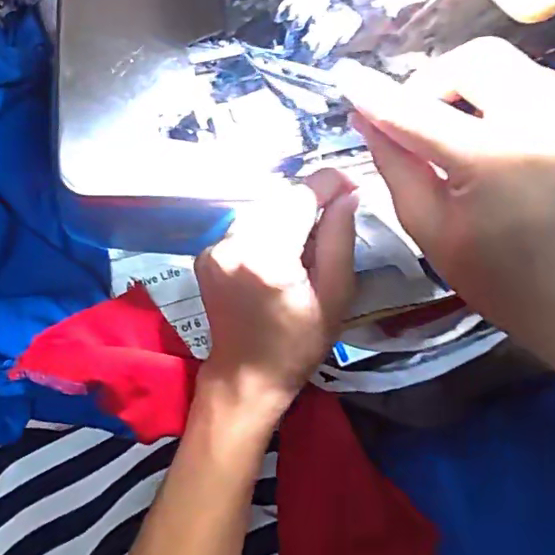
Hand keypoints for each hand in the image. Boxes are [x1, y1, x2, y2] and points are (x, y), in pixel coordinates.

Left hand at [194, 168, 358, 407]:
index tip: (350, 184)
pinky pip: (240, 226)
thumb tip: (347, 194)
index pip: (298, 198)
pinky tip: (280, 249)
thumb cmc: (298, 342)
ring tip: (309, 237)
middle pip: (275, 200)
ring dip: (285, 213)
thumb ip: (339, 239)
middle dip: (307, 200)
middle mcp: (232, 245)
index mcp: (267, 257)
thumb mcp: (335, 294)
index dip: (327, 184)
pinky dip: (263, 228)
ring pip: (256, 210)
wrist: (245, 370)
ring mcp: (212, 248)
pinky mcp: (203, 253)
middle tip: (336, 211)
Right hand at [336, 38, 554, 407]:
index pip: (416, 108)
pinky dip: (539, 118)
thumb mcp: (433, 231)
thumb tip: (366, 116)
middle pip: (480, 60)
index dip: (374, 92)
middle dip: (437, 82)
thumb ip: (396, 165)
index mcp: (501, 160)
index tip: (347, 77)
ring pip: (528, 76)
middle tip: (425, 117)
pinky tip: (540, 160)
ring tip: (487, 145)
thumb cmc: (513, 287)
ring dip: (491, 101)